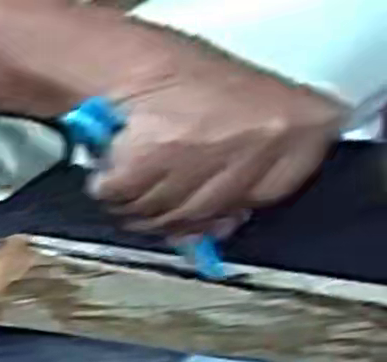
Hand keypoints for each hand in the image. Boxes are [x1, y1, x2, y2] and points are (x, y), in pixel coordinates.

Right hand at [98, 45, 342, 234]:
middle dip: (166, 208)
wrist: (145, 75)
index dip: (225, 205)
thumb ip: (239, 185)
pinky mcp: (153, 157)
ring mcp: (207, 148)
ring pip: (155, 210)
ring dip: (131, 200)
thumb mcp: (242, 138)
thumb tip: (213, 234)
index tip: (202, 199)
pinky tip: (116, 166)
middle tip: (154, 186)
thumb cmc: (195, 104)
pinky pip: (120, 197)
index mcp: (305, 130)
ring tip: (136, 172)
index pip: (266, 196)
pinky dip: (107, 188)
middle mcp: (265, 137)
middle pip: (200, 211)